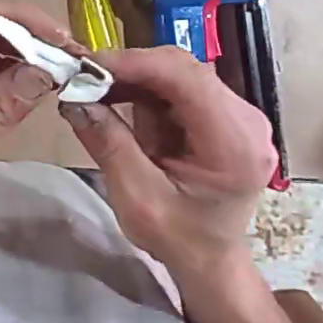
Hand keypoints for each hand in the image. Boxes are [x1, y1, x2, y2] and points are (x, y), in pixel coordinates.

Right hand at [58, 47, 273, 274]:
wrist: (209, 259)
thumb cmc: (179, 239)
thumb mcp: (137, 200)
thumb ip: (110, 145)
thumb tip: (75, 99)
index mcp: (236, 144)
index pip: (186, 78)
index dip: (135, 63)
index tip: (88, 66)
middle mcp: (247, 119)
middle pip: (183, 68)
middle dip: (130, 68)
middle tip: (83, 78)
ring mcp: (238, 112)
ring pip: (178, 71)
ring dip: (134, 76)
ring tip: (94, 89)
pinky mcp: (223, 111)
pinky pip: (178, 84)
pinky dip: (144, 86)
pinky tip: (117, 97)